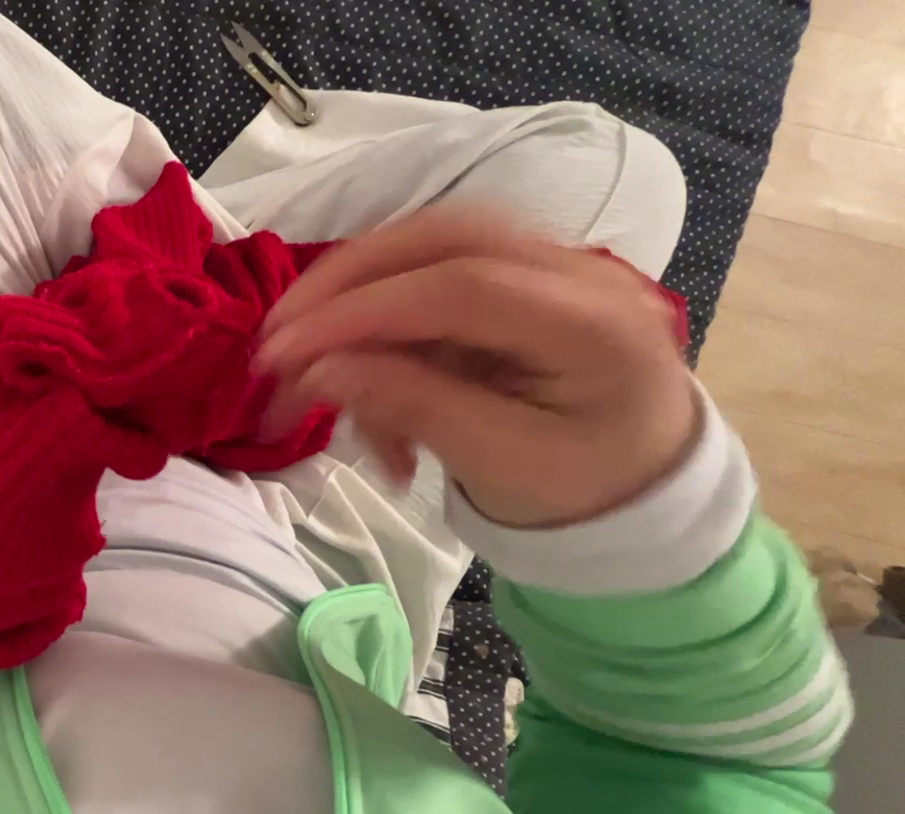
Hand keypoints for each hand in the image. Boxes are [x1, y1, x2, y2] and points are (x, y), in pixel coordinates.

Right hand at [254, 208, 699, 528]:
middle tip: (272, 338)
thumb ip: (413, 406)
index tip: (280, 354)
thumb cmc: (574, 483)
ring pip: (419, 248)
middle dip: (339, 283)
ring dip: (344, 297)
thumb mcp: (496, 460)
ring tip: (298, 360)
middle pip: (435, 238)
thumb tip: (320, 369)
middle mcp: (569, 268)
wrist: (633, 479)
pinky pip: (417, 281)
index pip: (459, 288)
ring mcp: (537, 265)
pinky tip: (353, 378)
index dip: (358, 313)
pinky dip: (368, 324)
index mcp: (590, 321)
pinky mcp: (504, 280)